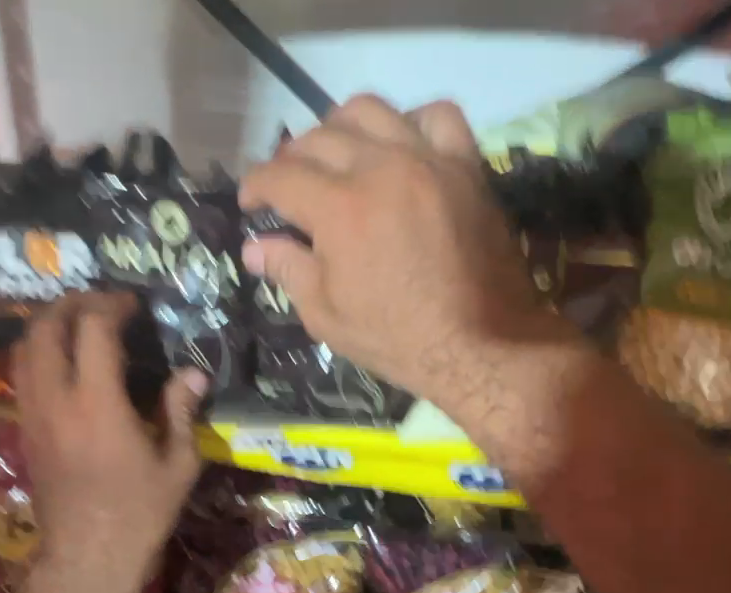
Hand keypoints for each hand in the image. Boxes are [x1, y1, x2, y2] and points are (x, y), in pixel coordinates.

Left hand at [12, 292, 206, 592]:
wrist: (88, 559)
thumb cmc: (140, 515)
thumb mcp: (178, 465)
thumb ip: (181, 411)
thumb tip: (193, 372)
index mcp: (97, 403)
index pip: (93, 329)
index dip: (112, 305)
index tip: (133, 304)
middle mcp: (55, 399)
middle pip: (46, 327)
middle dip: (72, 304)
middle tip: (102, 305)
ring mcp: (33, 415)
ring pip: (25, 348)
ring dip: (49, 326)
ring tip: (79, 326)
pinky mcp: (25, 432)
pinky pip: (22, 376)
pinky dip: (40, 354)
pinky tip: (66, 364)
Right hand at [238, 96, 571, 416]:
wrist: (480, 344)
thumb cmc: (396, 339)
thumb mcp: (326, 315)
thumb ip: (288, 270)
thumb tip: (253, 247)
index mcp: (339, 209)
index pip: (280, 175)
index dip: (256, 185)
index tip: (250, 203)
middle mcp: (380, 168)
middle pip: (320, 137)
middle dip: (291, 159)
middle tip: (288, 186)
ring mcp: (427, 160)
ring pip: (371, 111)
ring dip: (341, 128)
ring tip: (337, 156)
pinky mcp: (465, 165)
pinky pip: (437, 116)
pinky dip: (411, 122)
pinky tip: (401, 147)